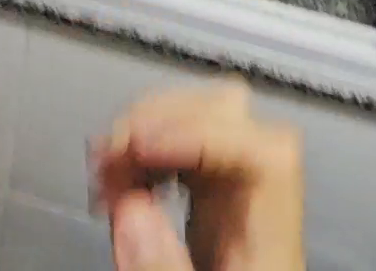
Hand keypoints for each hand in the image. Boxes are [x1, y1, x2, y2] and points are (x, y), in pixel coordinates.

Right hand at [93, 81, 306, 270]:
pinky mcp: (215, 206)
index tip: (138, 144)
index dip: (202, 133)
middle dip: (163, 121)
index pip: (265, 157)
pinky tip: (120, 179)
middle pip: (234, 120)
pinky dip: (148, 153)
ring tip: (104, 168)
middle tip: (107, 155)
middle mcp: (262, 210)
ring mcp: (239, 202)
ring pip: (206, 124)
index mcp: (271, 244)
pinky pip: (184, 152)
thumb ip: (162, 270)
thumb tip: (130, 208)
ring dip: (148, 131)